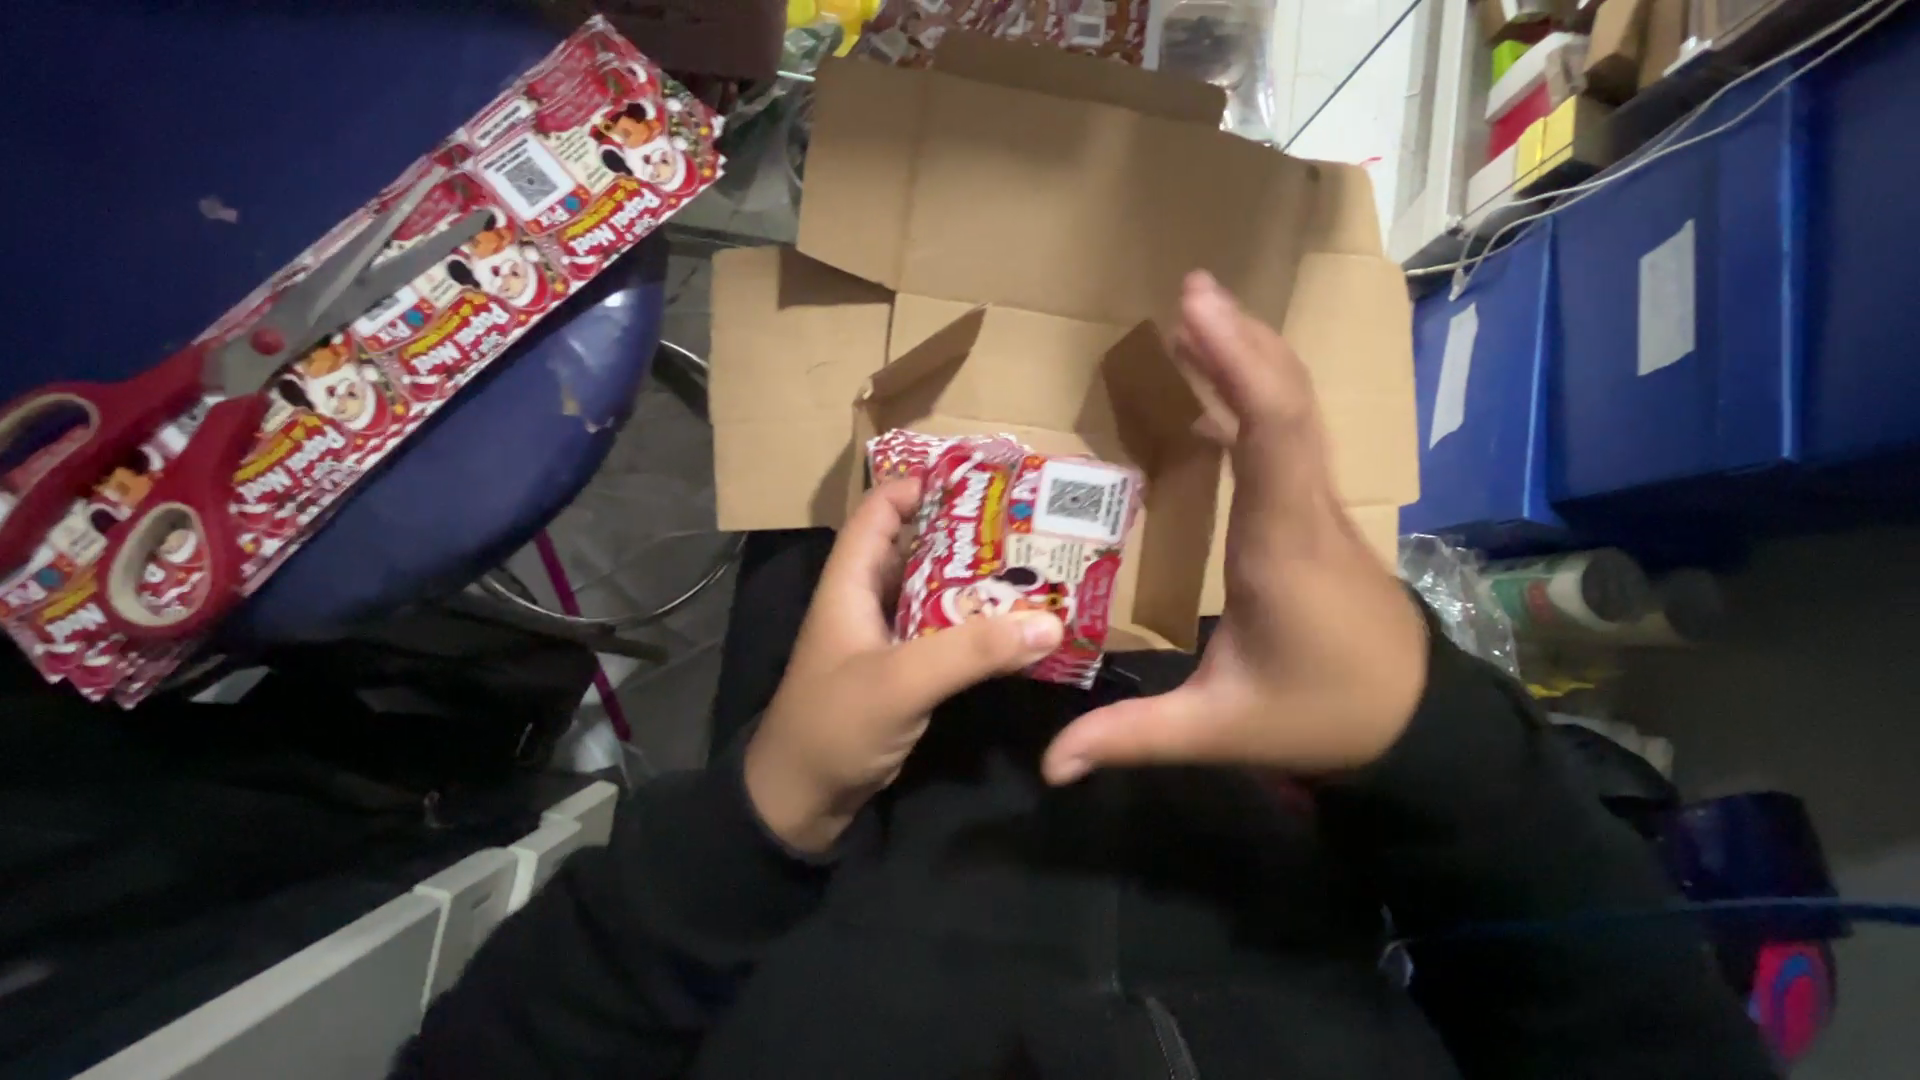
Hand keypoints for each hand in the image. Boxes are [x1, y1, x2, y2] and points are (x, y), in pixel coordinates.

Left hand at [746, 480, 1064, 850]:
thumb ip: (971, 651)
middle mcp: (869, 600)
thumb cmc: (835, 727)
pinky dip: (978, 627)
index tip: (984, 480)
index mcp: (851, 582)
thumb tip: (1049, 620)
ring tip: (1037, 570)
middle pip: (919, 547)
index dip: (922, 484)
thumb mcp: (900, 682)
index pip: (880, 509)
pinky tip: (1018, 629)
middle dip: (970, 535)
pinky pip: (946, 635)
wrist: (800, 803)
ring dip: (979, 584)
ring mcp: (887, 638)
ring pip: (937, 593)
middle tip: (1031, 527)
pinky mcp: (904, 673)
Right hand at [1040, 272, 1428, 784]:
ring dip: (1253, 358)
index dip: (1238, 363)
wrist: (1416, 726)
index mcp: (1280, 546)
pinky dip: (1259, 396)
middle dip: (1241, 339)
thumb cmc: (1320, 717)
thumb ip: (1131, 738)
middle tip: (1190, 289)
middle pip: (1289, 402)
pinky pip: (1293, 436)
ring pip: (1298, 411)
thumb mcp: (1220, 729)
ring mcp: (1322, 508)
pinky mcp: (1321, 516)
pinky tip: (1222, 391)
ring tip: (1199, 317)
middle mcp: (1307, 510)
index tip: (1196, 307)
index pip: (1272, 434)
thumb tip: (1049, 764)